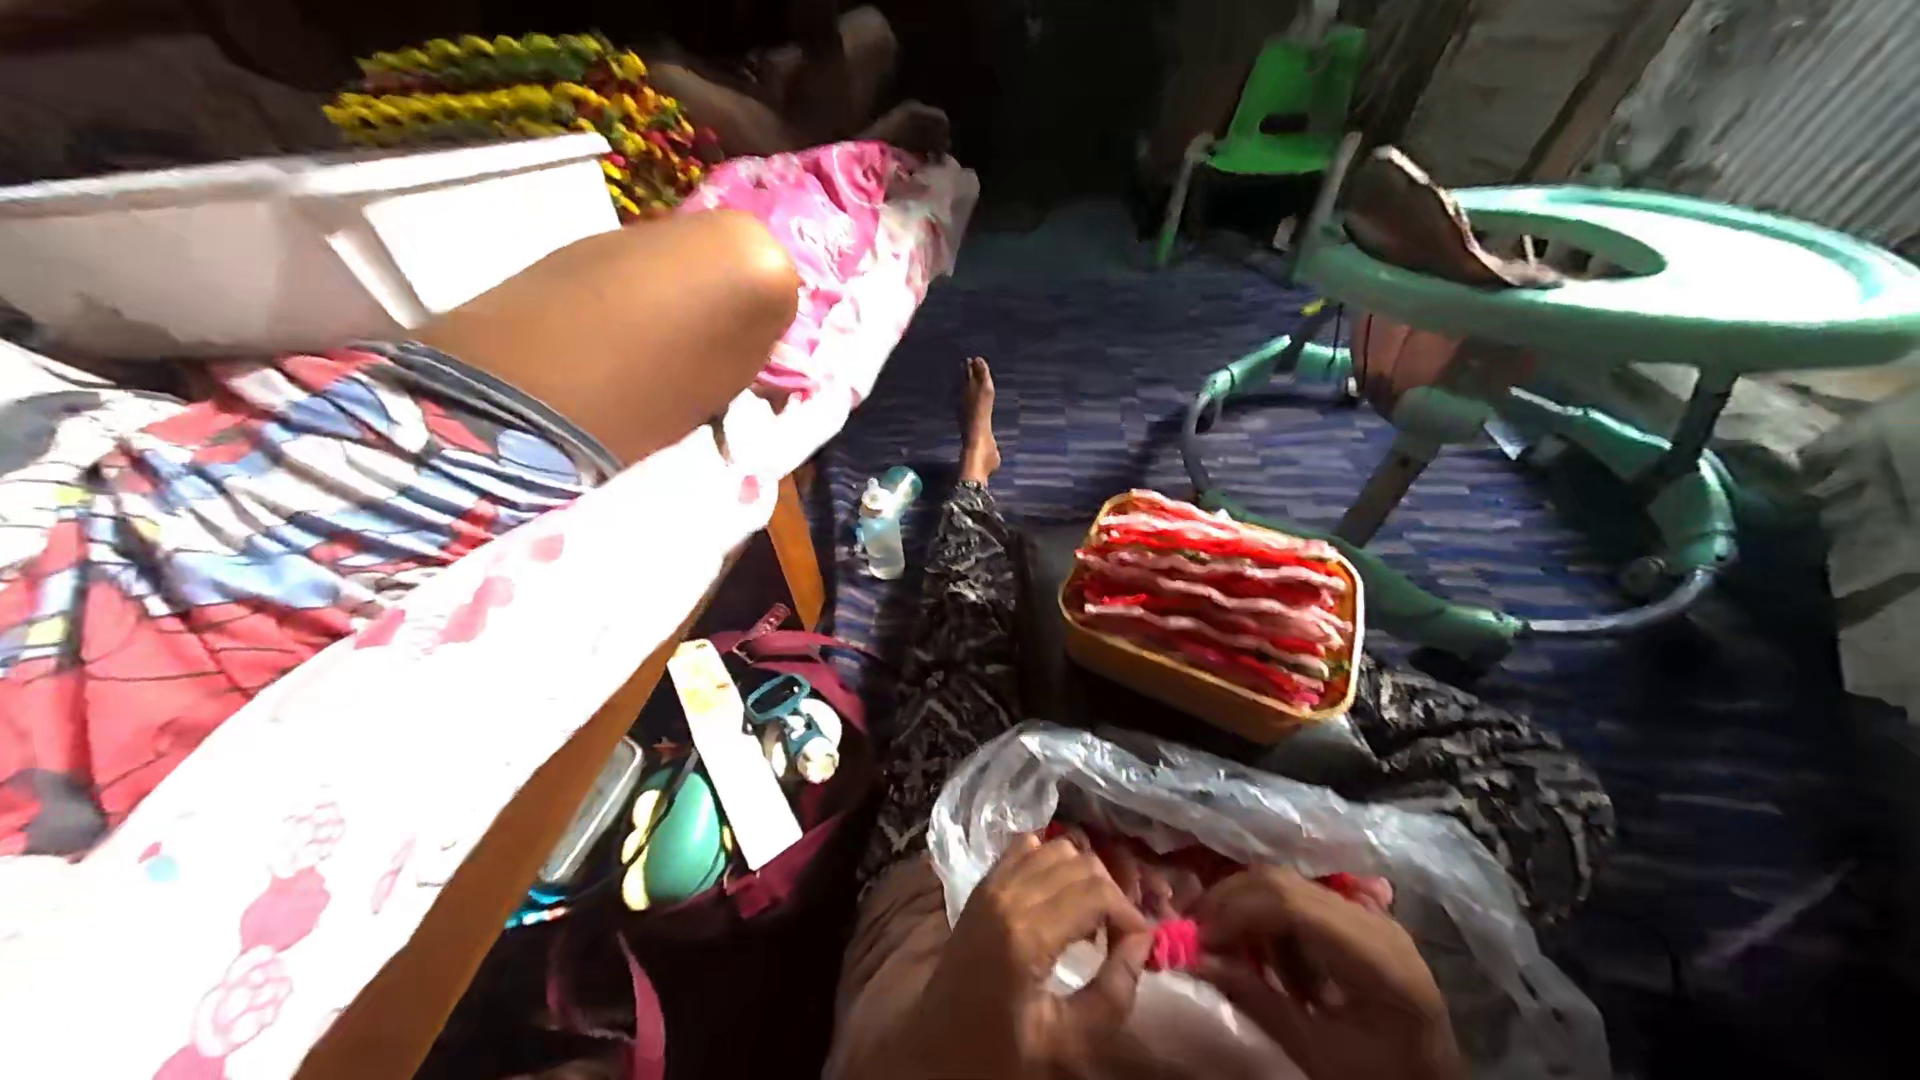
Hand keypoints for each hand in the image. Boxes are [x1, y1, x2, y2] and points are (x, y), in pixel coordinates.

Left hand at [898, 834, 1156, 1078]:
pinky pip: (1025, 846)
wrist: (933, 1049)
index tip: (1141, 945)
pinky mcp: (982, 884)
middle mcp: (1007, 894)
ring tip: (1089, 920)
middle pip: (1079, 863)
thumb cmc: (998, 1053)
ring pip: (1055, 847)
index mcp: (1026, 933)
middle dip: (1110, 893)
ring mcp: (990, 883)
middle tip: (1118, 936)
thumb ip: (1112, 996)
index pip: (1096, 892)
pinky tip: (1059, 895)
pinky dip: (1051, 859)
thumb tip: (1141, 943)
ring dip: (1082, 875)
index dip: (1129, 913)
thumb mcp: (1065, 1044)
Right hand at [1194, 867, 1465, 1079]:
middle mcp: (1376, 921)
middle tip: (1200, 933)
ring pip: (1285, 882)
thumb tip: (1197, 960)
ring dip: (1247, 908)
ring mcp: (1369, 914)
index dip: (1238, 912)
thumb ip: (1257, 1002)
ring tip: (1232, 950)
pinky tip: (1268, 958)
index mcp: (1379, 958)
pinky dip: (1268, 919)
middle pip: (1284, 883)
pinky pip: (1299, 897)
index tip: (1201, 938)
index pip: (1294, 905)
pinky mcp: (1358, 917)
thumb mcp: (1317, 1053)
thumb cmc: (1378, 1077)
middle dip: (1232, 901)